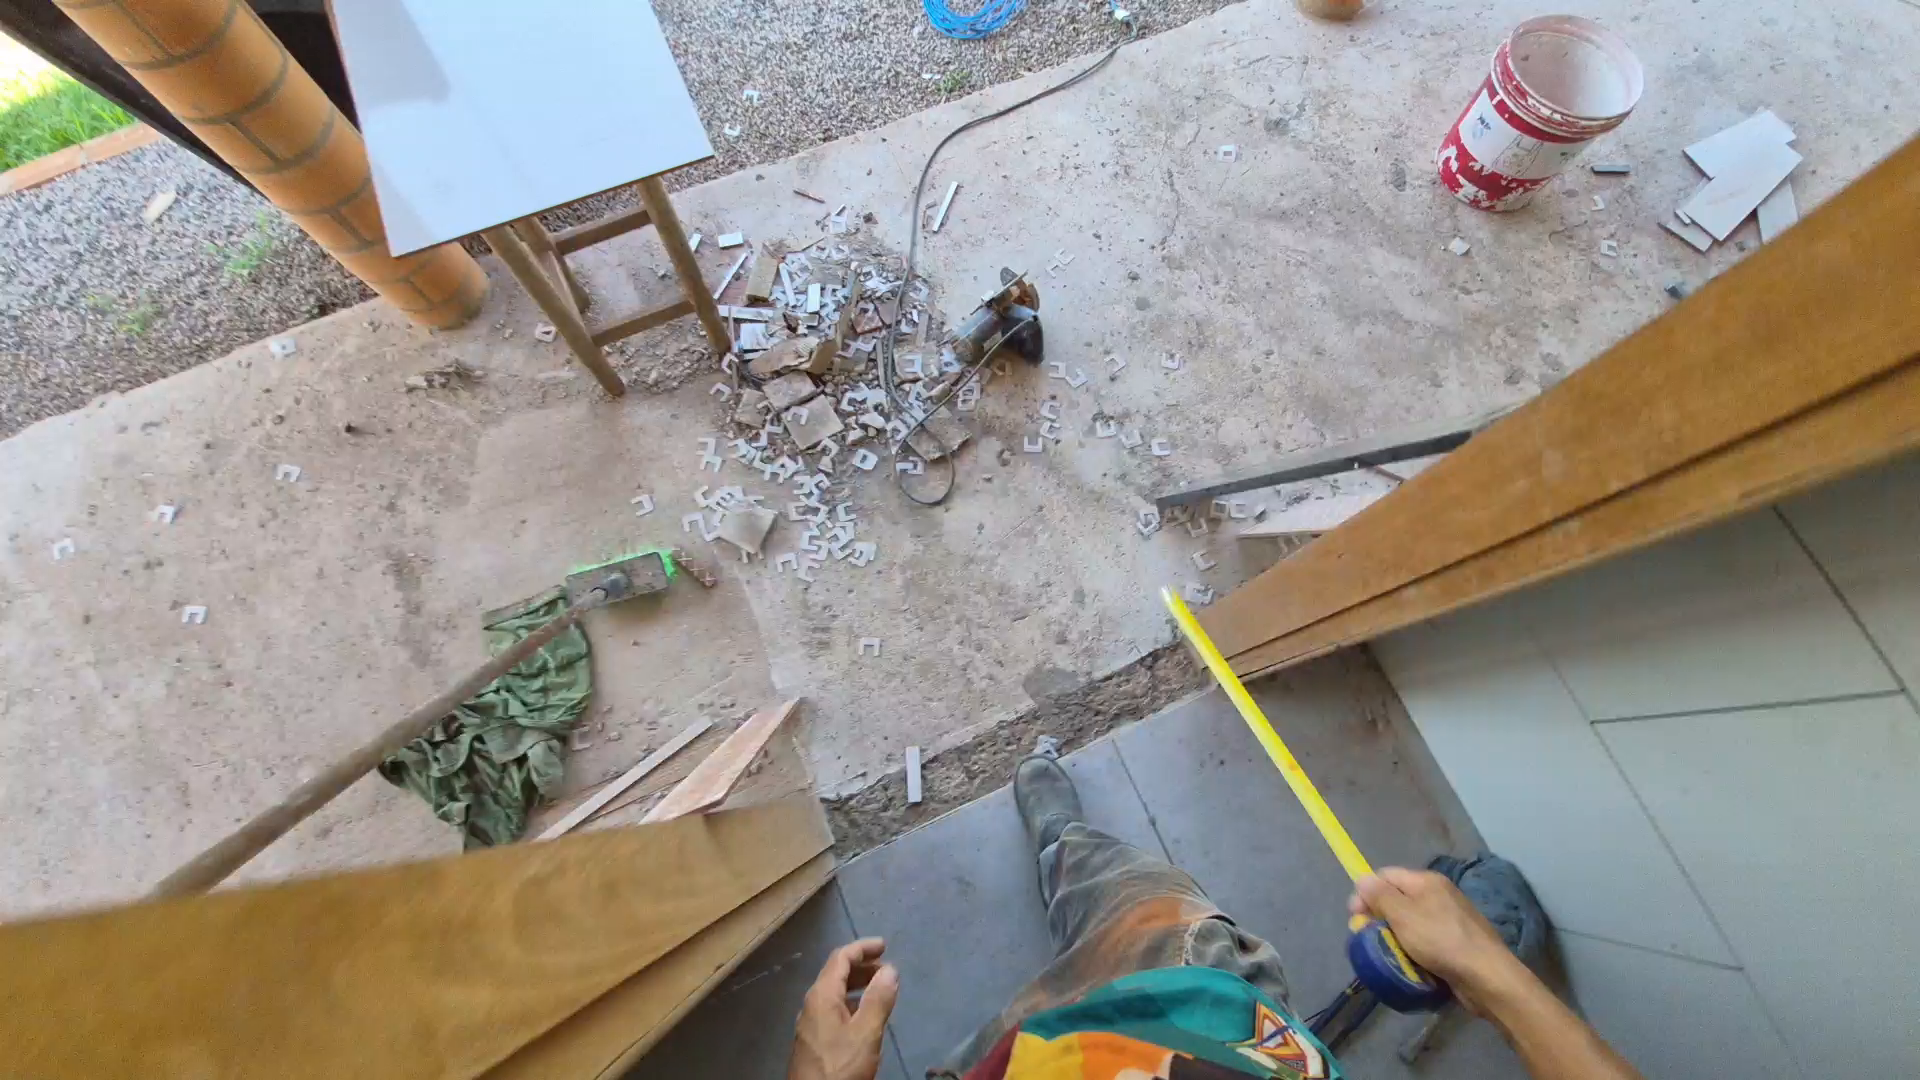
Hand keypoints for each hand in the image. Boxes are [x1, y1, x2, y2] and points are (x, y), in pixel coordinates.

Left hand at [790, 938, 899, 1079]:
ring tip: (879, 991)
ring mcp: (809, 1024)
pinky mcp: (811, 1041)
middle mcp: (811, 1004)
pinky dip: (851, 1003)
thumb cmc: (840, 1067)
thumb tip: (890, 969)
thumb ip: (879, 999)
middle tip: (886, 969)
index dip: (863, 947)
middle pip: (836, 973)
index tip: (885, 946)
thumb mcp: (866, 1033)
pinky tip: (864, 1018)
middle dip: (862, 966)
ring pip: (834, 993)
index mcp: (822, 995)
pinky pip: (832, 1009)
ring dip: (857, 985)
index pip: (841, 957)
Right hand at [1348, 867, 1523, 1013]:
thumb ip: (1378, 894)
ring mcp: (1452, 918)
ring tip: (1389, 950)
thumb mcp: (1402, 915)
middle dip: (1380, 915)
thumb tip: (1361, 879)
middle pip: (1398, 897)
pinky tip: (1412, 959)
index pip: (1384, 875)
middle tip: (1369, 935)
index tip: (1356, 916)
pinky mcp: (1460, 941)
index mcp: (1426, 881)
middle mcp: (1440, 894)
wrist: (1490, 979)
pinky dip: (1415, 946)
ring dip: (1396, 933)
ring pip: (1412, 920)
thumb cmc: (1441, 941)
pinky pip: (1428, 937)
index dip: (1366, 892)